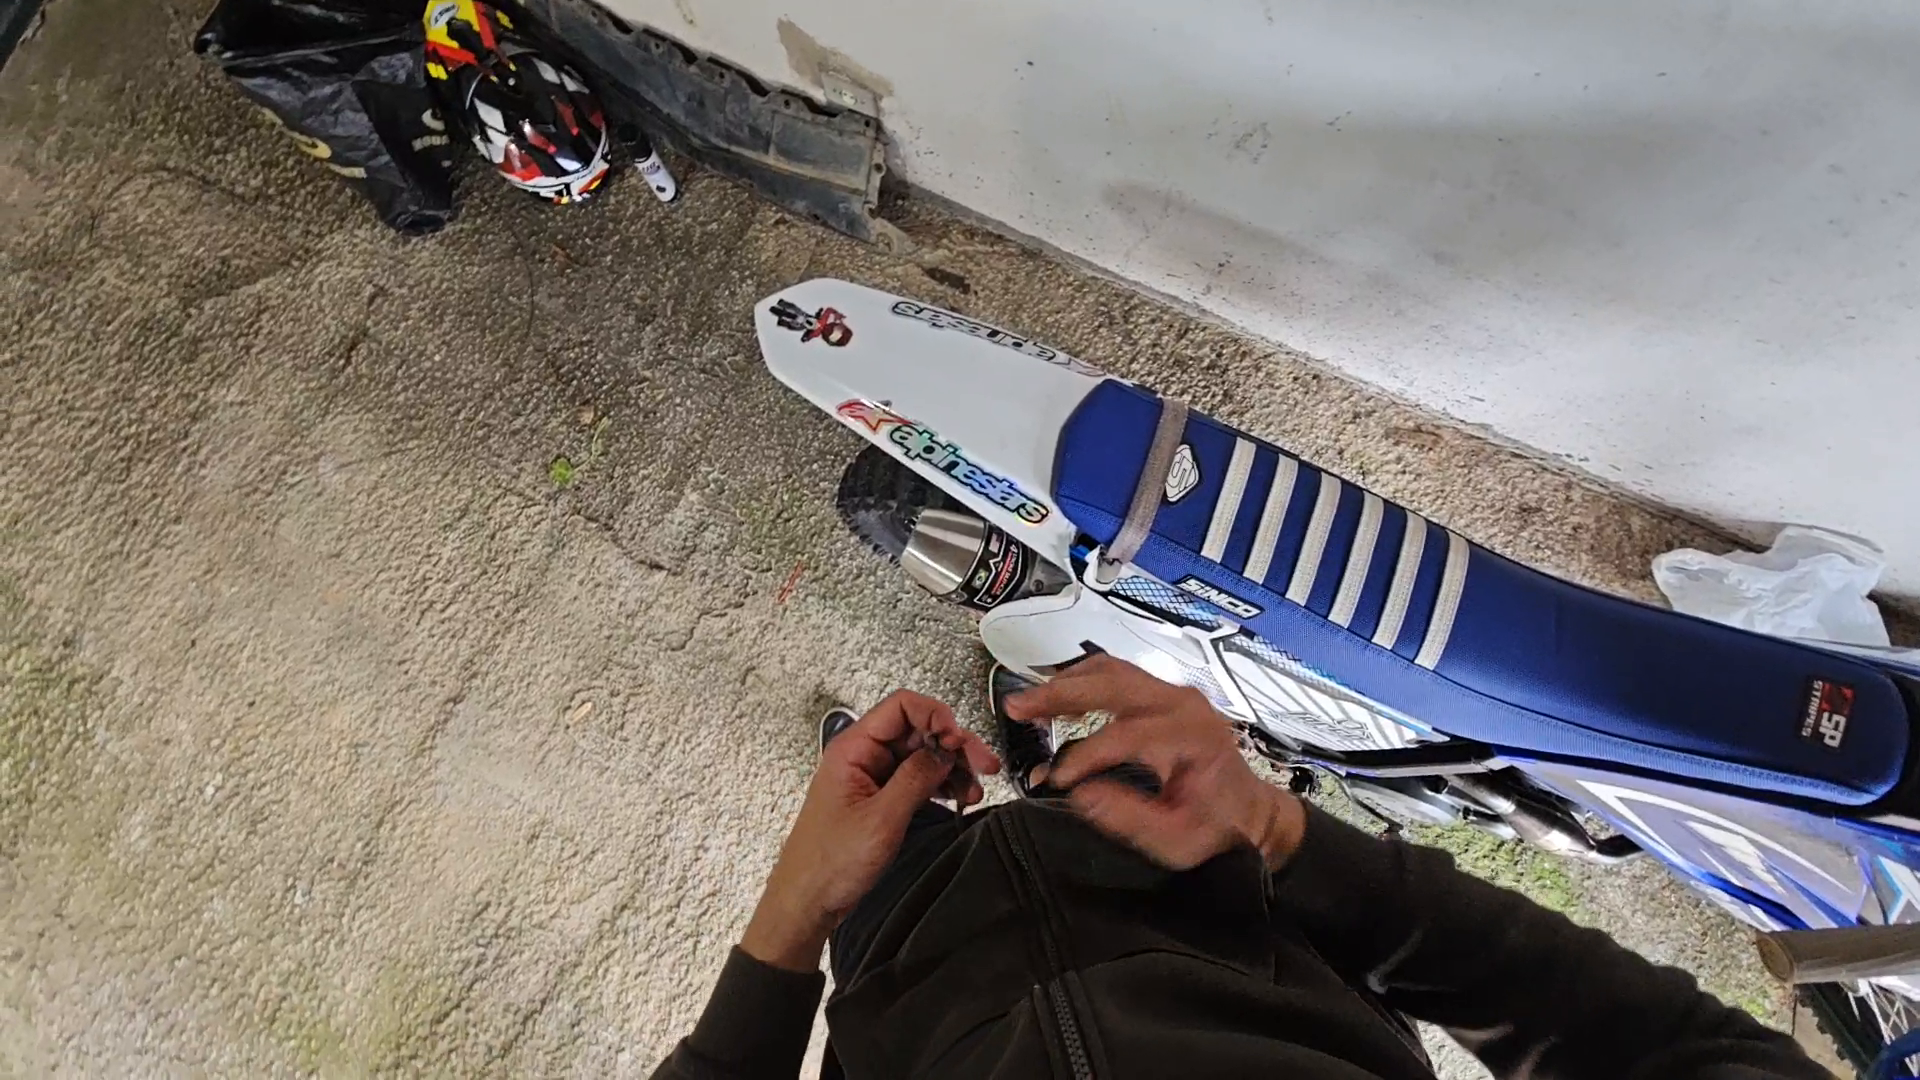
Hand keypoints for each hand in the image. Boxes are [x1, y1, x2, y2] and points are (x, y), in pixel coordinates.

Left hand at [741, 691, 1001, 970]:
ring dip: (953, 767)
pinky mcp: (881, 797)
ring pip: (923, 755)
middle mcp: (864, 755)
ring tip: (975, 789)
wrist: (806, 905)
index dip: (936, 716)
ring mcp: (873, 776)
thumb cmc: (828, 864)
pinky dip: (942, 785)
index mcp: (853, 748)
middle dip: (954, 744)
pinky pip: (918, 778)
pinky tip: (960, 798)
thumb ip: (915, 778)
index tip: (958, 740)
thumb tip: (945, 748)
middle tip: (984, 764)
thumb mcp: (880, 819)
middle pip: (918, 730)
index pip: (901, 707)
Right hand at [1005, 655, 1305, 870]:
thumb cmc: (1218, 828)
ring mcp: (1173, 692)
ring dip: (1066, 681)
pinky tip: (1058, 696)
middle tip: (1017, 707)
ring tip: (1030, 701)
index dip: (1082, 757)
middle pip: (1110, 682)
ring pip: (1110, 669)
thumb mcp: (1176, 839)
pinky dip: (1082, 681)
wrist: (1251, 812)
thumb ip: (1127, 816)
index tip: (1054, 780)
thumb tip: (1077, 792)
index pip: (1122, 736)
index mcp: (1191, 736)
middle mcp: (1183, 702)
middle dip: (1058, 693)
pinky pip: (1116, 674)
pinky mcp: (1163, 693)